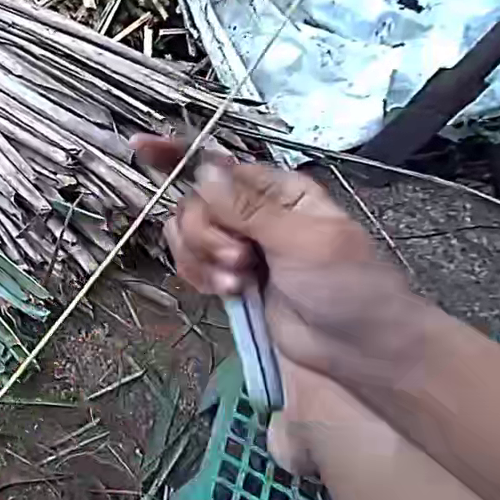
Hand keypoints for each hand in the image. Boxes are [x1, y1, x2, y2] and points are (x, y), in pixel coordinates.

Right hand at [133, 135, 435, 391]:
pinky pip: (188, 263)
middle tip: (240, 260)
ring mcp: (235, 245)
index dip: (177, 153)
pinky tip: (227, 293)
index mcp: (276, 190)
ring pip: (184, 234)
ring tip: (236, 283)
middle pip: (192, 204)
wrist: (360, 353)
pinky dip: (198, 276)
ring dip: (202, 259)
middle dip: (206, 234)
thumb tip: (202, 171)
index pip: (218, 163)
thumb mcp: (306, 241)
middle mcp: (250, 211)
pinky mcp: (224, 276)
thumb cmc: (349, 288)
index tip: (140, 147)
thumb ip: (248, 208)